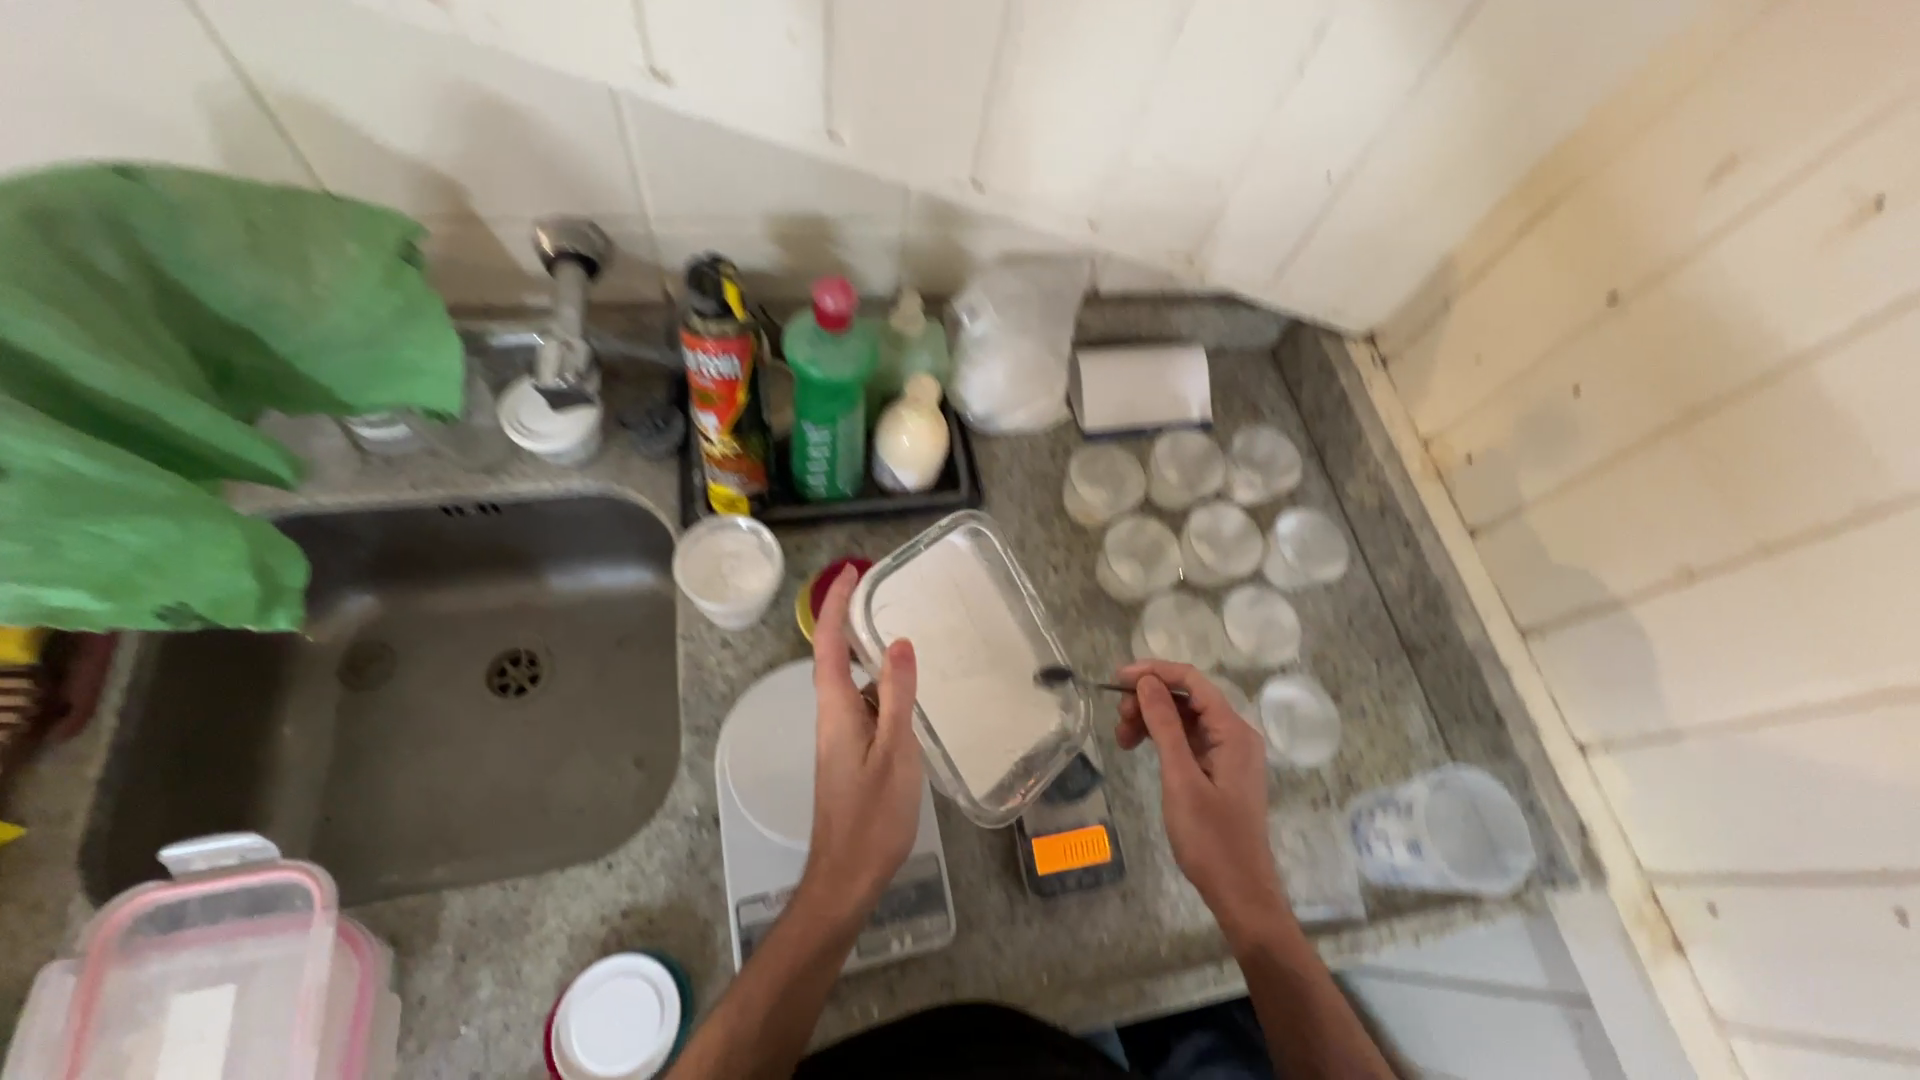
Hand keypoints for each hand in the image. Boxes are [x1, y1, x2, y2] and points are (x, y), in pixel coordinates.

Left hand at [799, 566, 924, 921]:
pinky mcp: (851, 756)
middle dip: (850, 623)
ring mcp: (840, 738)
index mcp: (836, 710)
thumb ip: (897, 697)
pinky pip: (865, 708)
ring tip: (904, 638)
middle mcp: (832, 717)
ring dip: (869, 658)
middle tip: (882, 596)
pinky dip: (882, 690)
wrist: (847, 875)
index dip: (834, 605)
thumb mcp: (895, 752)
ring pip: (852, 685)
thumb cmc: (872, 815)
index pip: (826, 644)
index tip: (849, 573)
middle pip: (834, 659)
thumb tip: (898, 643)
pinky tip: (909, 696)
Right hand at [1116, 660, 1287, 941]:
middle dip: (1149, 699)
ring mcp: (1228, 753)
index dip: (1155, 672)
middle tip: (1118, 720)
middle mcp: (1235, 734)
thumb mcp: (1181, 778)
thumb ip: (1165, 726)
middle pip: (1188, 697)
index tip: (1117, 680)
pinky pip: (1188, 739)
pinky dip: (1162, 738)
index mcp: (1233, 731)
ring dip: (1152, 719)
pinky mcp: (1219, 770)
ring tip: (1122, 738)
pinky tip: (1139, 748)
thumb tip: (1147, 682)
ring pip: (1185, 718)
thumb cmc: (1211, 838)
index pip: (1193, 681)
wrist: (1239, 891)